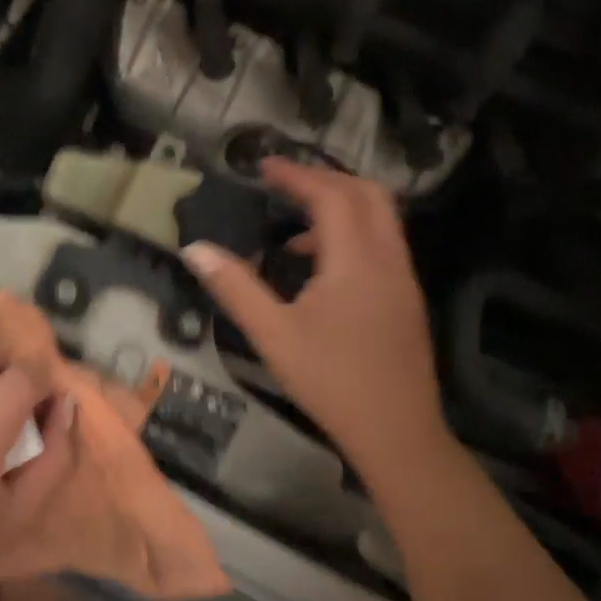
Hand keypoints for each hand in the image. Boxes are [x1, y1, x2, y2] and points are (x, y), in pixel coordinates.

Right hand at [181, 159, 449, 477]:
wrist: (398, 434)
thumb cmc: (331, 381)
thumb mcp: (272, 335)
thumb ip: (235, 287)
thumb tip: (195, 249)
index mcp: (356, 261)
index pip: (330, 196)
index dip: (296, 175)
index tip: (262, 166)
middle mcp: (387, 259)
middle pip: (367, 194)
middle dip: (325, 180)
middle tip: (283, 184)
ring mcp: (403, 279)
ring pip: (381, 218)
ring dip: (340, 207)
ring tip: (293, 227)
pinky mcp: (406, 299)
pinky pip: (382, 244)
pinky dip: (351, 233)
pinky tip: (317, 268)